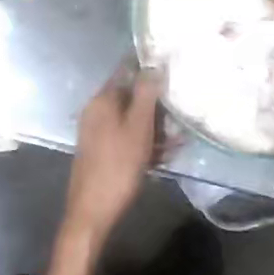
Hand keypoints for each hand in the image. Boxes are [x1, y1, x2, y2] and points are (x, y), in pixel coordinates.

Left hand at [64, 65, 164, 239]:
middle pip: (131, 96)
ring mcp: (98, 131)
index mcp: (103, 100)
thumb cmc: (118, 166)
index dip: (149, 69)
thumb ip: (146, 93)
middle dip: (157, 106)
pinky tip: (164, 156)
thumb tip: (154, 63)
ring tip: (178, 141)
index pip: (127, 70)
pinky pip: (127, 137)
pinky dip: (145, 143)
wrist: (92, 211)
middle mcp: (97, 110)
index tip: (172, 70)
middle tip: (180, 117)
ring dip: (155, 127)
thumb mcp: (138, 127)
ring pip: (132, 119)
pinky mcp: (102, 150)